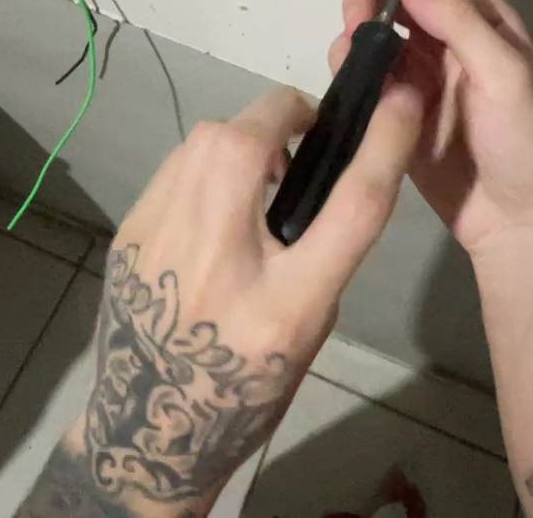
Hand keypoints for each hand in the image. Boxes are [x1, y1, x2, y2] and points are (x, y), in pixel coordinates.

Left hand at [25, 86, 423, 516]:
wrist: (143, 432)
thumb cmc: (247, 385)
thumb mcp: (310, 326)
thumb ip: (324, 247)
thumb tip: (314, 172)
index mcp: (285, 305)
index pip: (352, 205)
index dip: (386, 143)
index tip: (403, 100)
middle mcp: (218, 262)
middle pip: (252, 139)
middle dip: (288, 113)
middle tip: (305, 135)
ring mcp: (159, 239)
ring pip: (208, 137)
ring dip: (247, 134)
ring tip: (260, 167)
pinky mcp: (128, 228)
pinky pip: (180, 162)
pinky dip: (209, 161)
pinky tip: (217, 195)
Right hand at [333, 0, 532, 259]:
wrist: (514, 221)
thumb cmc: (521, 141)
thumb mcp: (502, 74)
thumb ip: (457, 20)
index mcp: (482, 22)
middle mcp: (449, 41)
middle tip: (355, 19)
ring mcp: (421, 76)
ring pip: (377, 35)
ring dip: (357, 32)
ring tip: (350, 51)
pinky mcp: (399, 109)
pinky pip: (368, 76)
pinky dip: (352, 68)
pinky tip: (348, 78)